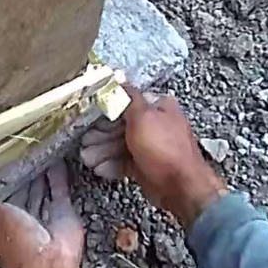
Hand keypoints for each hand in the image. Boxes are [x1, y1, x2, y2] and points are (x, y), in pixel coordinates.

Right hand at [79, 87, 226, 225]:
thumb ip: (128, 98)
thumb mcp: (142, 117)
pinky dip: (112, 164)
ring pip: (121, 145)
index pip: (127, 103)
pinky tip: (101, 169)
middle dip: (101, 135)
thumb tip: (118, 80)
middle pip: (122, 126)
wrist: (182, 187)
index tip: (90, 118)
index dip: (107, 111)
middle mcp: (156, 125)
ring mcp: (152, 146)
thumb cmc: (166, 149)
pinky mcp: (147, 165)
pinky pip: (125, 162)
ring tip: (88, 159)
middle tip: (85, 142)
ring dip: (103, 151)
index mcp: (159, 107)